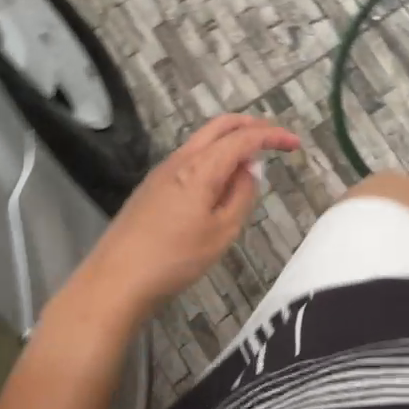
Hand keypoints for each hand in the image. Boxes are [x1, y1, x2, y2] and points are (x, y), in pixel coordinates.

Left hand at [68, 115, 299, 324]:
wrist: (114, 282)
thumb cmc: (174, 259)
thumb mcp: (222, 232)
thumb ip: (242, 195)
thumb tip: (250, 170)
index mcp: (202, 167)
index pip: (244, 138)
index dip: (273, 136)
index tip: (295, 144)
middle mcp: (181, 159)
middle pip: (220, 126)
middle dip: (251, 126)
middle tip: (275, 139)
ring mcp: (162, 171)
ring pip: (203, 140)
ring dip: (231, 141)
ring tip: (251, 164)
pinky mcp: (151, 187)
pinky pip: (190, 157)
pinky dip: (213, 156)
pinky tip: (219, 182)